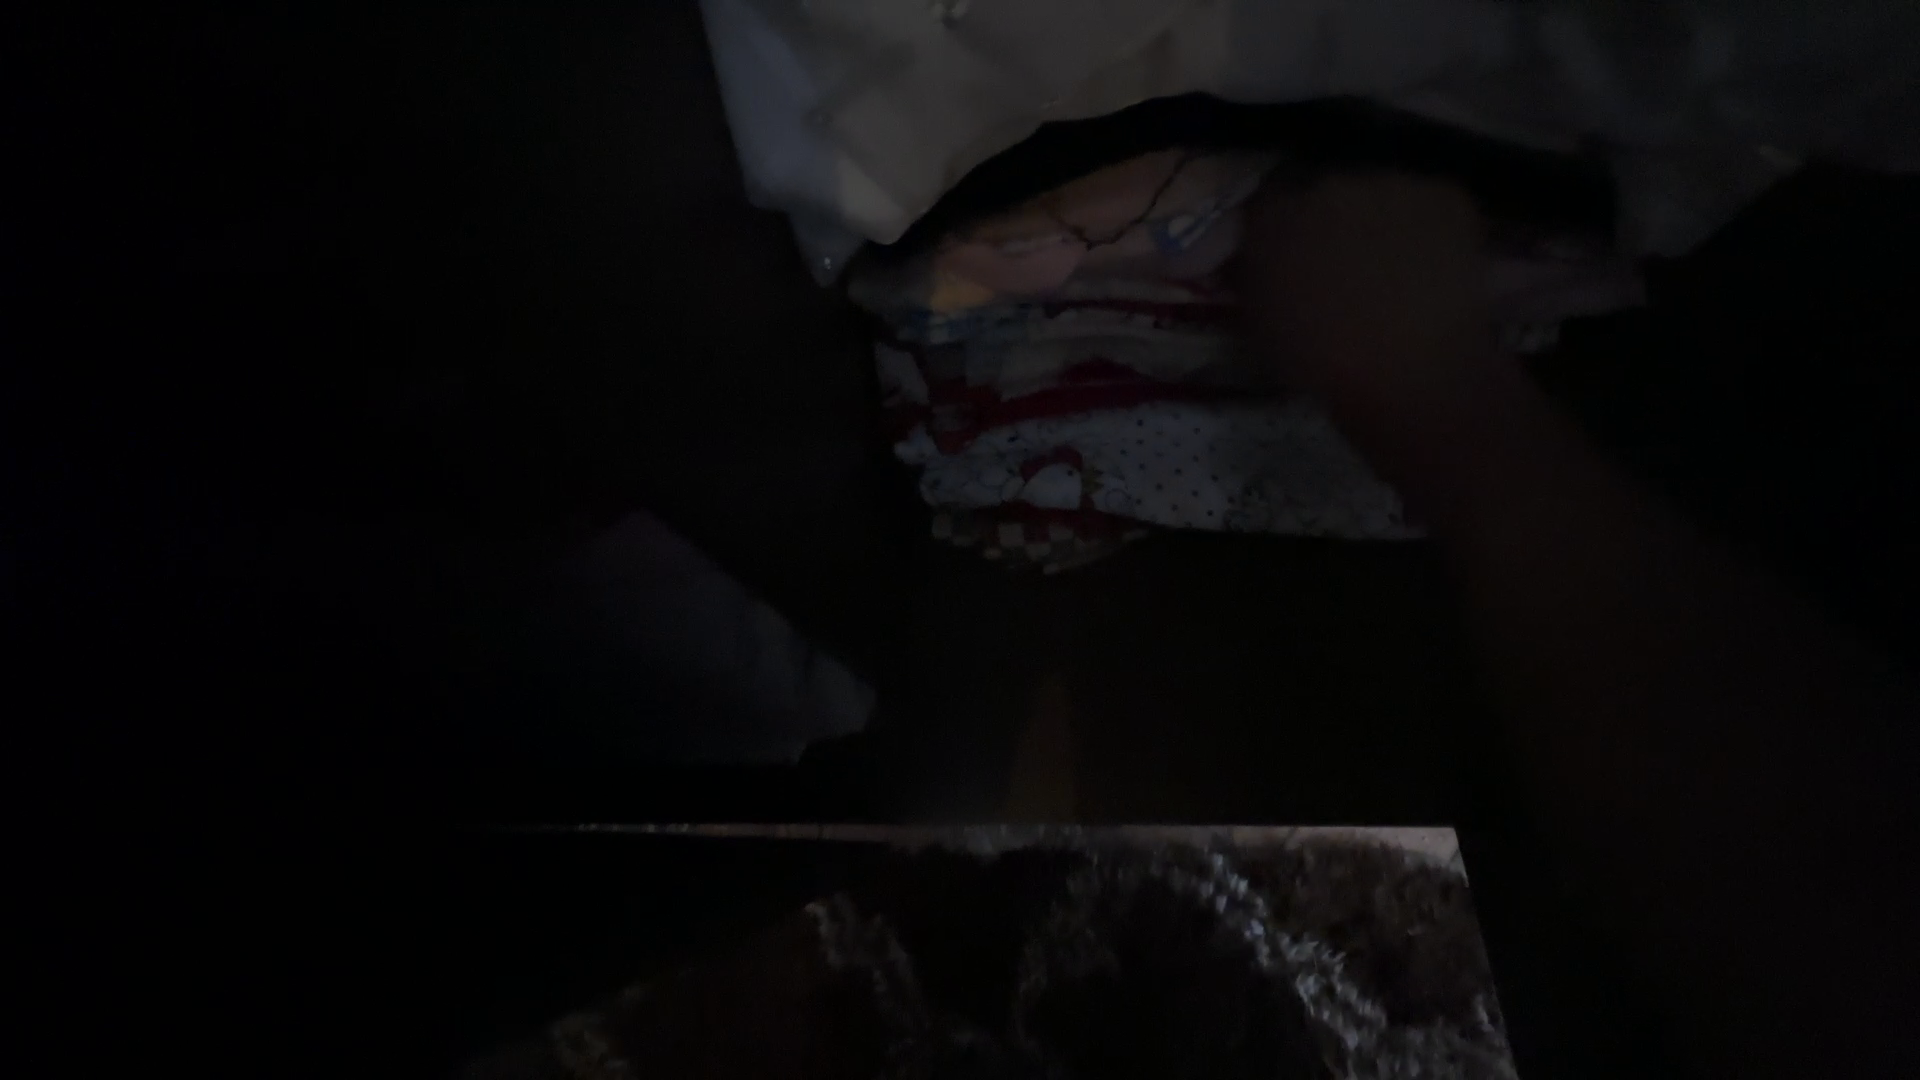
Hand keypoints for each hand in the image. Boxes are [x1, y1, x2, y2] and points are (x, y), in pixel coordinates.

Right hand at [1240, 173, 1496, 418]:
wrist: (1406, 369)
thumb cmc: (1316, 358)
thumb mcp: (1257, 324)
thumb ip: (1247, 279)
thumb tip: (1243, 262)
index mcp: (1272, 216)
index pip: (1259, 205)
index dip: (1267, 229)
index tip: (1273, 252)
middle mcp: (1328, 183)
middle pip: (1317, 189)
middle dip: (1317, 219)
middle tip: (1325, 259)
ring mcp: (1390, 182)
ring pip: (1371, 192)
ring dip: (1367, 218)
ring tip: (1376, 265)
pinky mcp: (1444, 193)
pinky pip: (1420, 202)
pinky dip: (1415, 226)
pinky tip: (1416, 263)